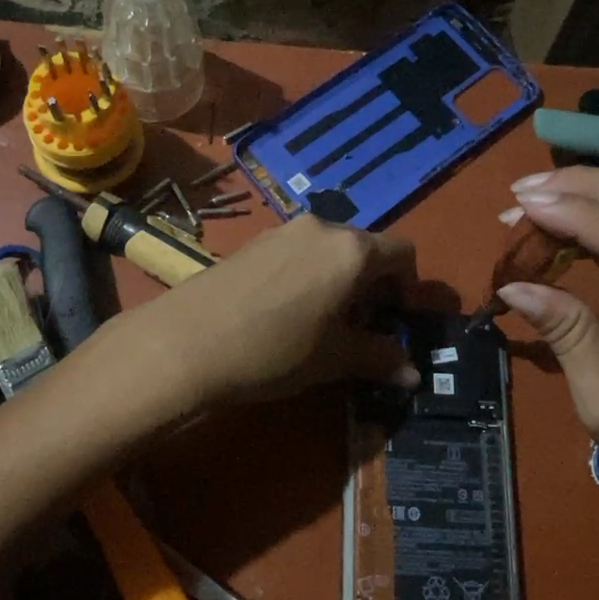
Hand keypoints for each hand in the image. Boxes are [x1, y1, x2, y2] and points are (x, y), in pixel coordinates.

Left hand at [104, 214, 420, 408]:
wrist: (185, 341)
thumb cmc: (273, 350)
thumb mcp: (333, 359)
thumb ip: (379, 358)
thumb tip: (413, 372)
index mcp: (351, 250)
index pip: (402, 253)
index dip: (409, 288)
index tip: (398, 322)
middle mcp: (321, 227)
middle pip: (365, 249)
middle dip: (373, 286)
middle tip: (362, 330)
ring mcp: (282, 230)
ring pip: (329, 250)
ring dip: (339, 281)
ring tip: (323, 324)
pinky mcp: (252, 242)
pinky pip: (298, 252)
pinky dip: (308, 275)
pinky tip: (285, 312)